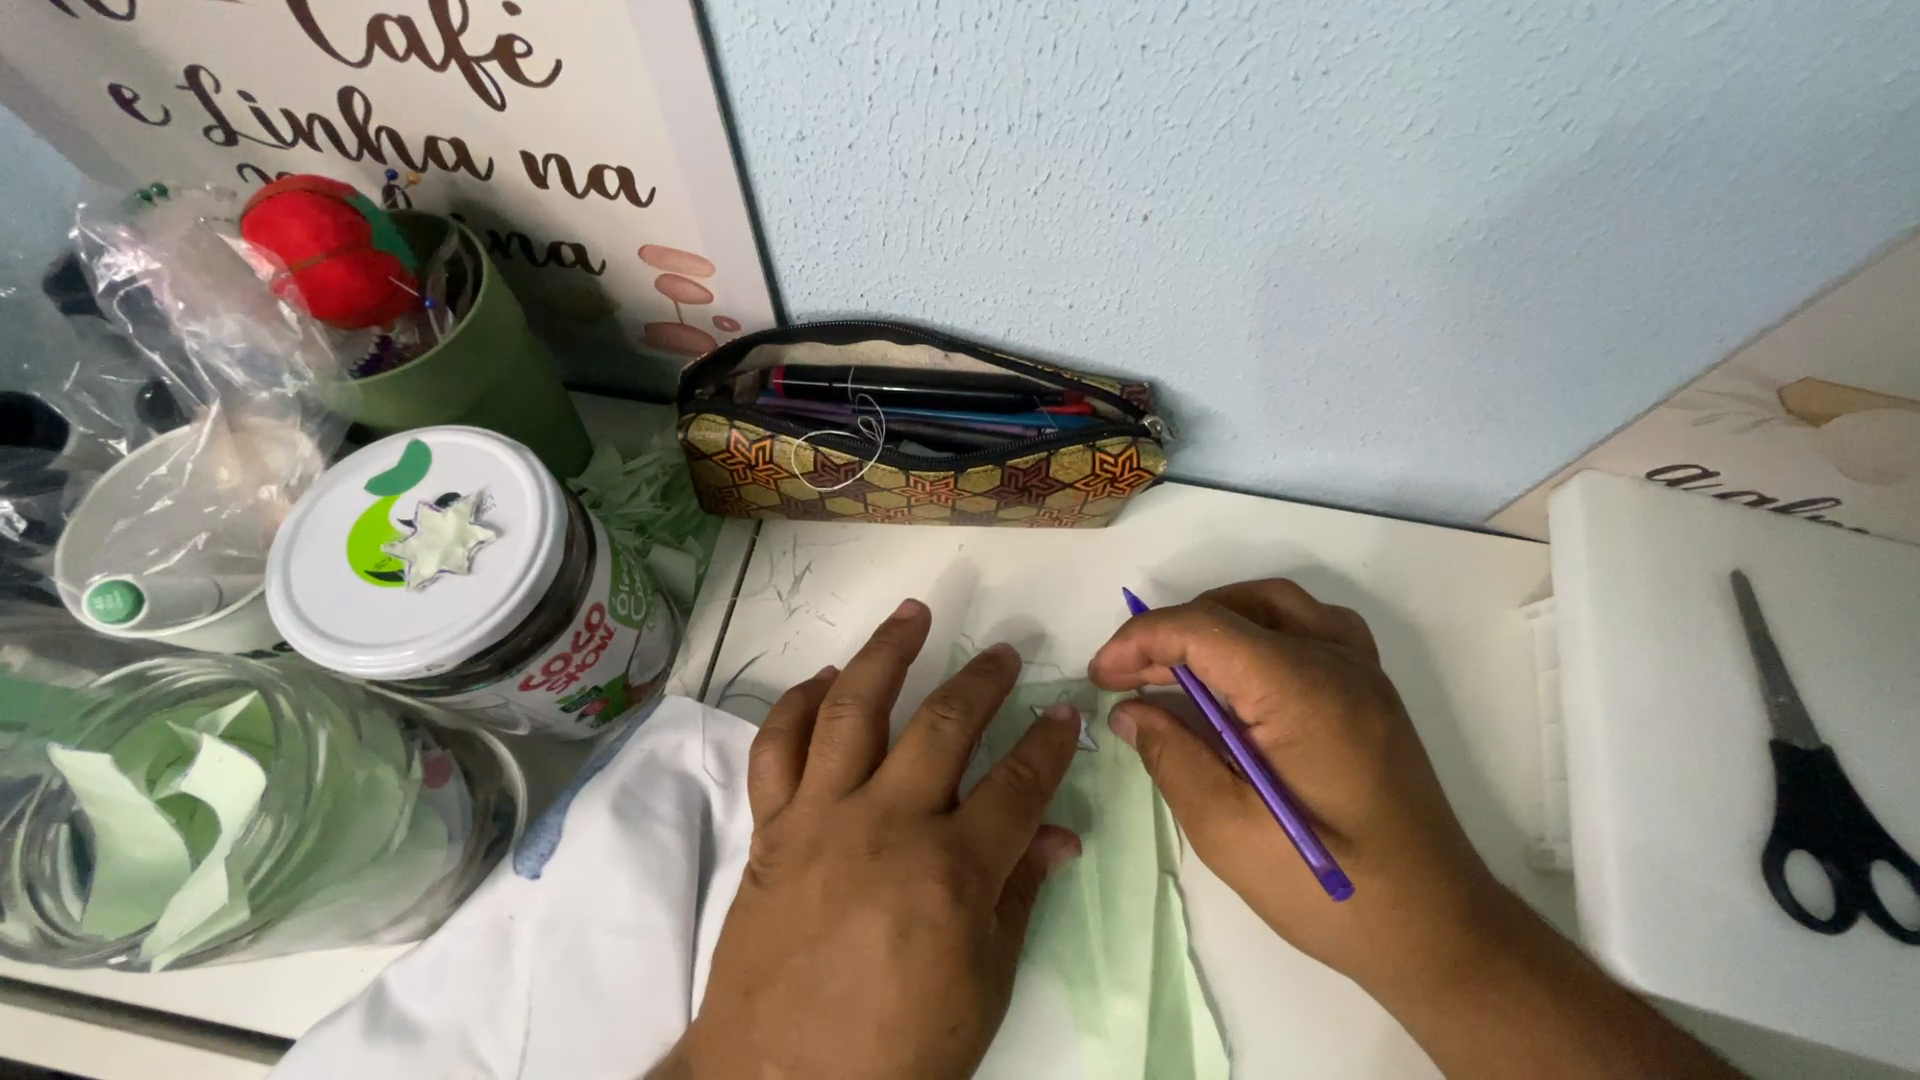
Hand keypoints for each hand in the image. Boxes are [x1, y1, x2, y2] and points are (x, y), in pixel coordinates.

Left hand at [654, 599, 1083, 1079]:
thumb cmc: (898, 1048)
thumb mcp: (983, 985)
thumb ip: (1019, 895)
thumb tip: (1058, 835)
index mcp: (951, 870)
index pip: (1018, 784)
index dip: (1048, 744)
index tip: (1064, 712)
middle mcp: (887, 824)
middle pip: (944, 726)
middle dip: (983, 681)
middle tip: (1004, 653)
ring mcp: (822, 817)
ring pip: (855, 709)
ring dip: (886, 654)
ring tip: (913, 614)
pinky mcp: (773, 828)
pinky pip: (778, 748)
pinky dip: (798, 706)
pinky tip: (823, 678)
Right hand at [1087, 579, 1520, 1001]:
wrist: (1440, 930)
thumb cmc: (1330, 889)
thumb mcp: (1229, 833)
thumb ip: (1172, 758)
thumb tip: (1129, 711)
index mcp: (1301, 690)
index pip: (1203, 628)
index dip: (1140, 640)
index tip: (1099, 677)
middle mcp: (1336, 662)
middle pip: (1234, 608)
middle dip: (1168, 633)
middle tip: (1125, 679)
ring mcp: (1362, 672)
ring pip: (1274, 605)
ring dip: (1213, 623)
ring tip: (1172, 666)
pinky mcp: (1371, 692)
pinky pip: (1310, 626)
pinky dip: (1259, 630)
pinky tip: (1238, 673)